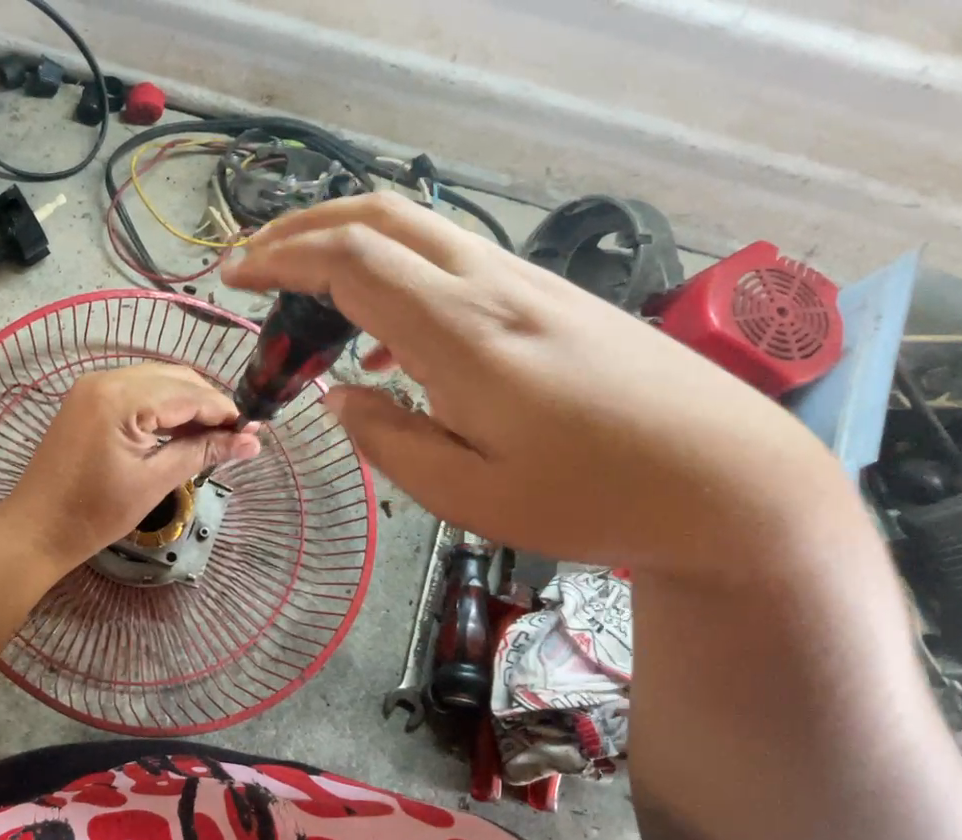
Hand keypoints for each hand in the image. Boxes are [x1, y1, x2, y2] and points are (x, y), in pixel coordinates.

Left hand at [0, 364, 261, 573]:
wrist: (36, 529)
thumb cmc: (93, 514)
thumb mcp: (154, 482)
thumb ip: (203, 452)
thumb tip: (252, 442)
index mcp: (120, 398)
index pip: (188, 392)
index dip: (225, 410)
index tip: (254, 432)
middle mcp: (105, 380)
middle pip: (174, 378)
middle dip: (208, 404)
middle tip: (236, 436)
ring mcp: (92, 387)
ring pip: (156, 381)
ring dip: (186, 404)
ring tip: (212, 437)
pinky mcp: (86, 400)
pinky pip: (135, 391)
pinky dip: (161, 407)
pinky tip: (179, 432)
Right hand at [222, 192, 855, 577]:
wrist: (728, 483)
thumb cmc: (591, 501)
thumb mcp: (467, 496)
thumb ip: (387, 440)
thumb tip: (342, 396)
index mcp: (462, 333)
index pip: (352, 261)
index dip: (282, 259)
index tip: (233, 278)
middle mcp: (491, 287)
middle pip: (382, 217)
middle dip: (304, 228)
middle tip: (253, 261)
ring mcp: (526, 285)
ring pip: (418, 230)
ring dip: (347, 243)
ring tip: (300, 289)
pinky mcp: (548, 298)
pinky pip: (451, 262)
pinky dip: (393, 274)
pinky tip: (381, 337)